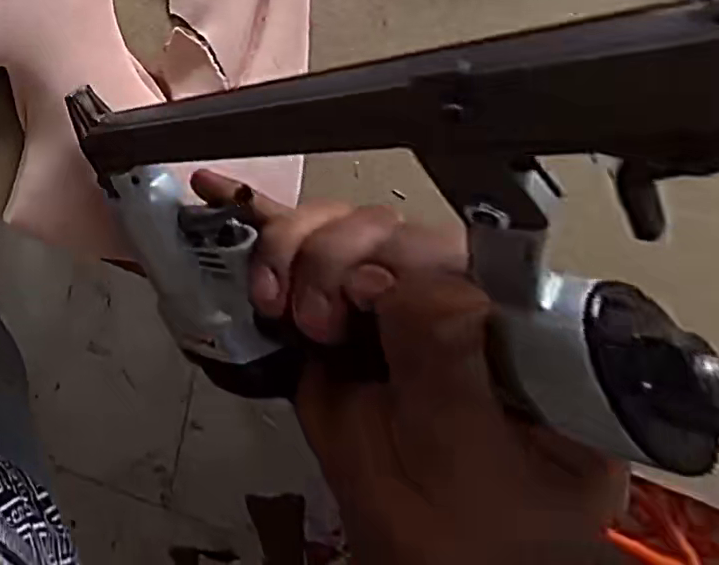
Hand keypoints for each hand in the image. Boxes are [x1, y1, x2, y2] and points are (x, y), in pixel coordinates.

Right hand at [189, 173, 625, 563]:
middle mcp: (442, 290)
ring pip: (322, 225)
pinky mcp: (318, 295)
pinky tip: (211, 188)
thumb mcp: (472, 447)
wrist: (425, 547)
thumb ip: (443, 359)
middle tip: (316, 325)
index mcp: (507, 322)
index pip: (449, 249)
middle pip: (374, 227)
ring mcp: (375, 290)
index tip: (362, 302)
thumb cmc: (476, 515)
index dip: (395, 259)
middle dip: (328, 263)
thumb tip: (393, 278)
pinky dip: (248, 212)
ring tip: (274, 304)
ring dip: (284, 251)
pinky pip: (284, 240)